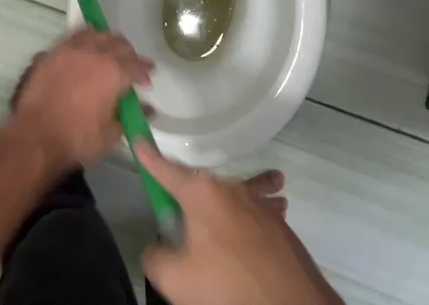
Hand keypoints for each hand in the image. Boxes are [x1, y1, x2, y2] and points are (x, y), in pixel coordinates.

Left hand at [6, 28, 152, 171]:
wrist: (35, 138)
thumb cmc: (77, 139)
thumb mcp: (111, 133)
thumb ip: (130, 115)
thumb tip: (148, 108)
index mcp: (113, 71)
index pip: (136, 63)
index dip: (144, 70)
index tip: (147, 79)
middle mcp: (94, 52)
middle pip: (118, 42)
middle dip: (128, 53)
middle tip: (130, 67)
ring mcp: (70, 49)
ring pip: (95, 33)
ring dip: (105, 40)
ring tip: (107, 52)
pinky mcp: (50, 53)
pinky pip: (72, 37)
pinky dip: (83, 41)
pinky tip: (82, 53)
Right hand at [135, 142, 341, 304]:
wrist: (290, 304)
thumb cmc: (227, 286)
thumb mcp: (176, 279)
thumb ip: (156, 257)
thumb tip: (156, 247)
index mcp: (201, 194)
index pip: (166, 170)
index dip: (149, 157)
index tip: (138, 140)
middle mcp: (231, 189)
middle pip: (203, 184)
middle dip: (190, 194)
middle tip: (183, 220)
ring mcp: (260, 204)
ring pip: (243, 191)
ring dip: (234, 199)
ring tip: (232, 213)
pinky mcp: (281, 225)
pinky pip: (262, 212)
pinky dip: (255, 219)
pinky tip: (256, 238)